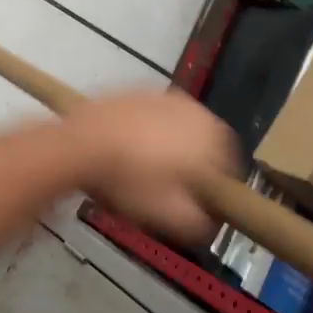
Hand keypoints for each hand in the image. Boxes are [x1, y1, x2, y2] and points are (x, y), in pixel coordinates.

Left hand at [64, 91, 242, 244]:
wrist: (81, 142)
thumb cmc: (131, 179)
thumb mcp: (173, 216)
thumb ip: (202, 222)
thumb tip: (208, 220)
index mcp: (213, 137)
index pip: (232, 167)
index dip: (216, 188)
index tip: (201, 202)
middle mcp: (194, 109)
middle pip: (207, 143)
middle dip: (197, 164)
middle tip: (175, 187)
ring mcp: (164, 96)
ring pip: (181, 128)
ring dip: (174, 145)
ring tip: (150, 169)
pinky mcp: (137, 90)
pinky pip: (155, 116)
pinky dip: (151, 130)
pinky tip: (132, 147)